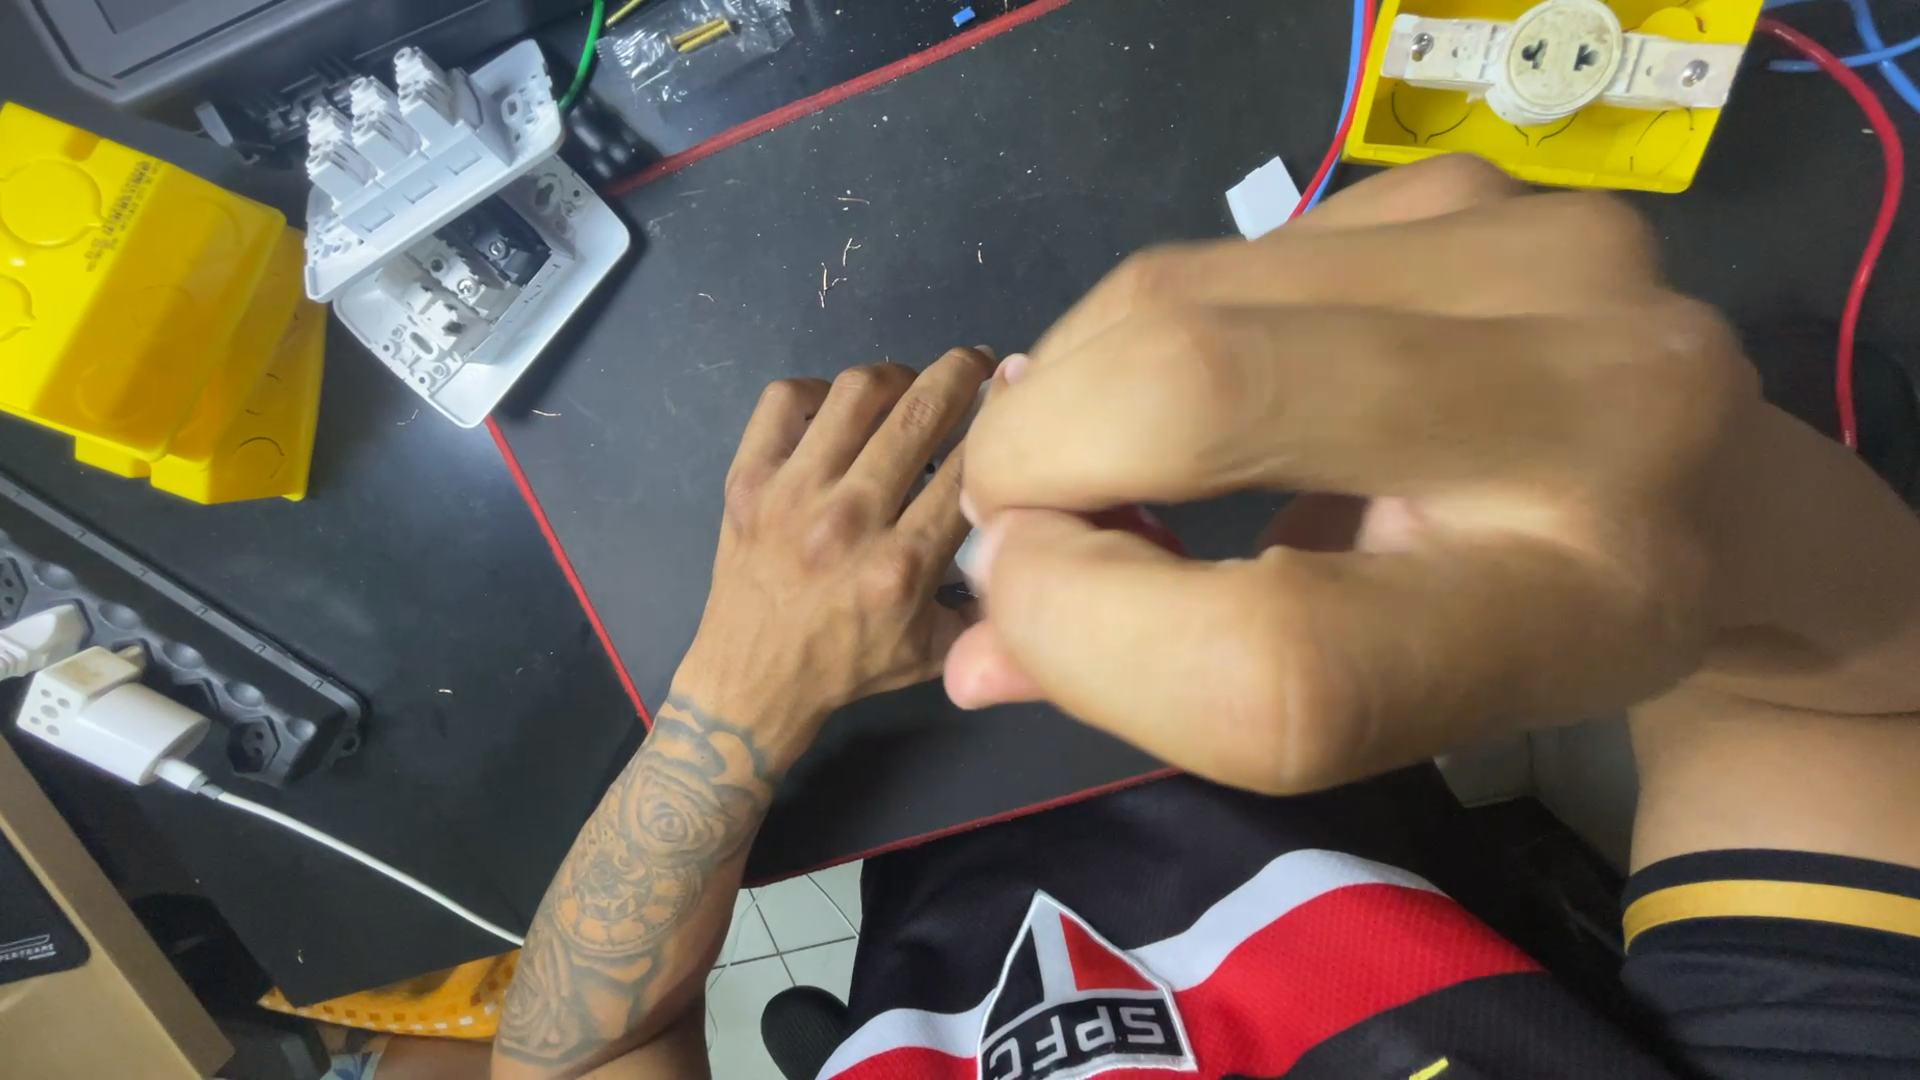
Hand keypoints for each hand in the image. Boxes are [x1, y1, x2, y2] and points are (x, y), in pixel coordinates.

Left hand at [675, 349, 994, 763]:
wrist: (752, 680)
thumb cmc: (850, 667)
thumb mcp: (935, 654)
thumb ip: (987, 606)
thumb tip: (1026, 542)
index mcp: (902, 565)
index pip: (967, 467)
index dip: (998, 420)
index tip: (1010, 401)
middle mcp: (849, 521)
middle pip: (919, 413)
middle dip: (962, 372)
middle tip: (976, 364)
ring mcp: (792, 494)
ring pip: (857, 393)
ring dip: (897, 376)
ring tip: (910, 386)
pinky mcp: (747, 480)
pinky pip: (785, 400)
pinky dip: (818, 390)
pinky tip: (837, 410)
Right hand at [947, 154, 1757, 793]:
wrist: (1696, 501)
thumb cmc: (1493, 635)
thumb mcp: (1342, 706)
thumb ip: (1144, 692)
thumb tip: (973, 658)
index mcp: (1564, 618)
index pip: (1273, 659)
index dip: (1083, 629)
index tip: (1014, 596)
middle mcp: (1590, 411)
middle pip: (1201, 394)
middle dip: (1035, 453)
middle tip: (1004, 499)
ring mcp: (1538, 261)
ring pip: (1178, 297)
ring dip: (1065, 387)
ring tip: (1070, 447)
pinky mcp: (1471, 189)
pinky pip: (1210, 253)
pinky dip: (1126, 332)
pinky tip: (1156, 384)